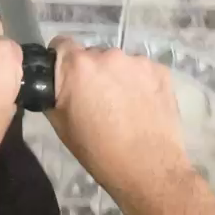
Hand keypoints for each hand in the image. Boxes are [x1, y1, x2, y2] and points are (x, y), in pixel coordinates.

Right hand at [46, 37, 194, 207]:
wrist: (148, 170)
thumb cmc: (98, 151)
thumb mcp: (60, 124)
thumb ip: (54, 92)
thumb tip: (54, 82)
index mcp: (77, 65)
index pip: (61, 44)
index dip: (62, 60)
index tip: (67, 78)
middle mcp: (106, 54)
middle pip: (92, 55)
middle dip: (92, 73)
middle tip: (97, 100)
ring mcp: (137, 61)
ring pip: (119, 63)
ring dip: (117, 77)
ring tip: (124, 106)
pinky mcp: (160, 70)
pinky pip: (142, 70)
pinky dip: (140, 83)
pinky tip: (142, 106)